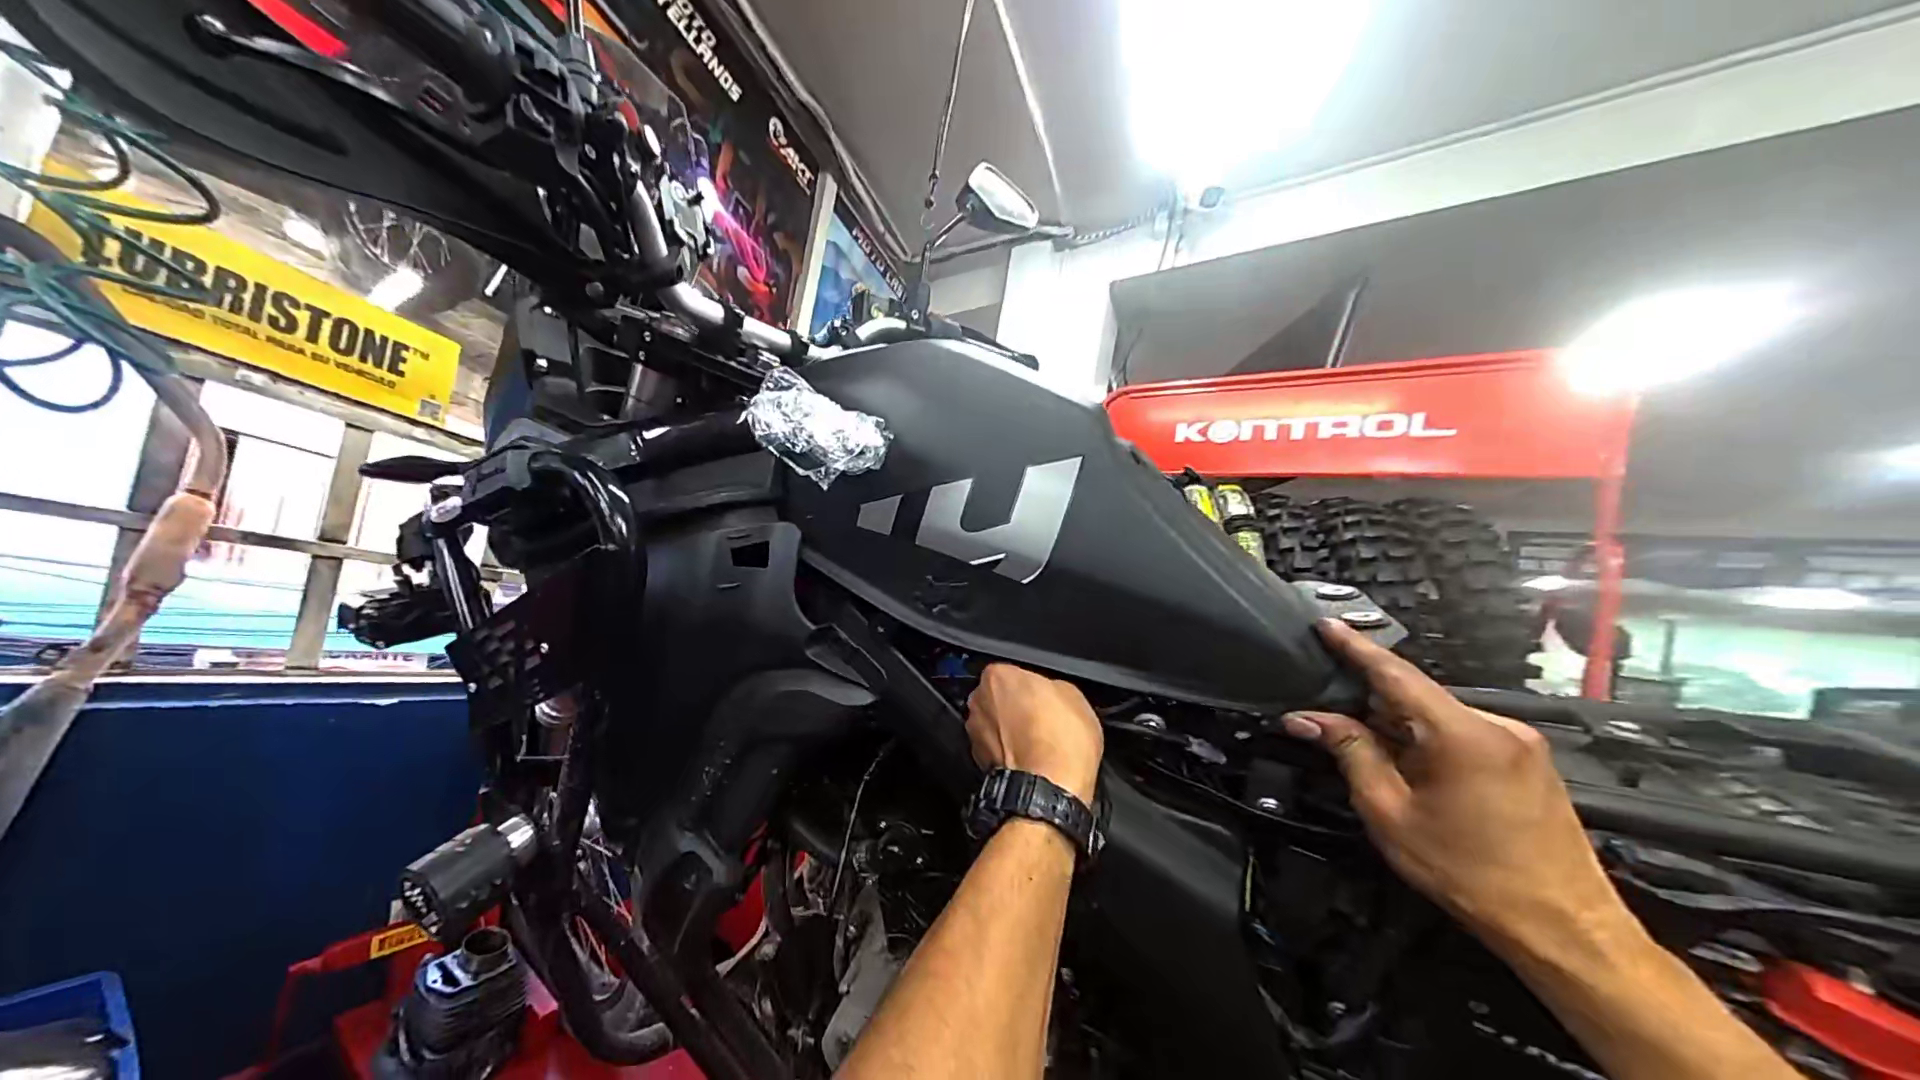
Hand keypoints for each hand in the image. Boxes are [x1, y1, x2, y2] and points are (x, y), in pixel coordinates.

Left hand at [966, 664, 1104, 804]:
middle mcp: (978, 700)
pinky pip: (994, 749)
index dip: (1032, 687)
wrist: (1049, 789)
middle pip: (998, 697)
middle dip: (1015, 706)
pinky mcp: (977, 761)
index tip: (1045, 699)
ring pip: (994, 724)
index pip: (1012, 673)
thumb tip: (1049, 693)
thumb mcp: (1074, 696)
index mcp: (997, 676)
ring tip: (1038, 744)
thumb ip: (1051, 686)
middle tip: (1042, 720)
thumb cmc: (1061, 740)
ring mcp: (974, 732)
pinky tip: (1030, 760)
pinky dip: (1007, 753)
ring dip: (1010, 731)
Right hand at [1283, 619, 1629, 957]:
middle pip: (1415, 695)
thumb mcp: (1390, 811)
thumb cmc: (1470, 874)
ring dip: (1398, 724)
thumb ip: (1349, 752)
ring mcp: (1519, 742)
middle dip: (1369, 700)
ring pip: (1437, 715)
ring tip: (1369, 752)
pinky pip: (1462, 731)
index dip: (1354, 647)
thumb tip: (1308, 717)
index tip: (1326, 625)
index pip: (1395, 674)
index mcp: (1462, 734)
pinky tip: (1411, 766)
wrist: (1564, 928)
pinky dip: (1427, 739)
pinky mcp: (1528, 759)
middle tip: (1327, 711)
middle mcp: (1498, 727)